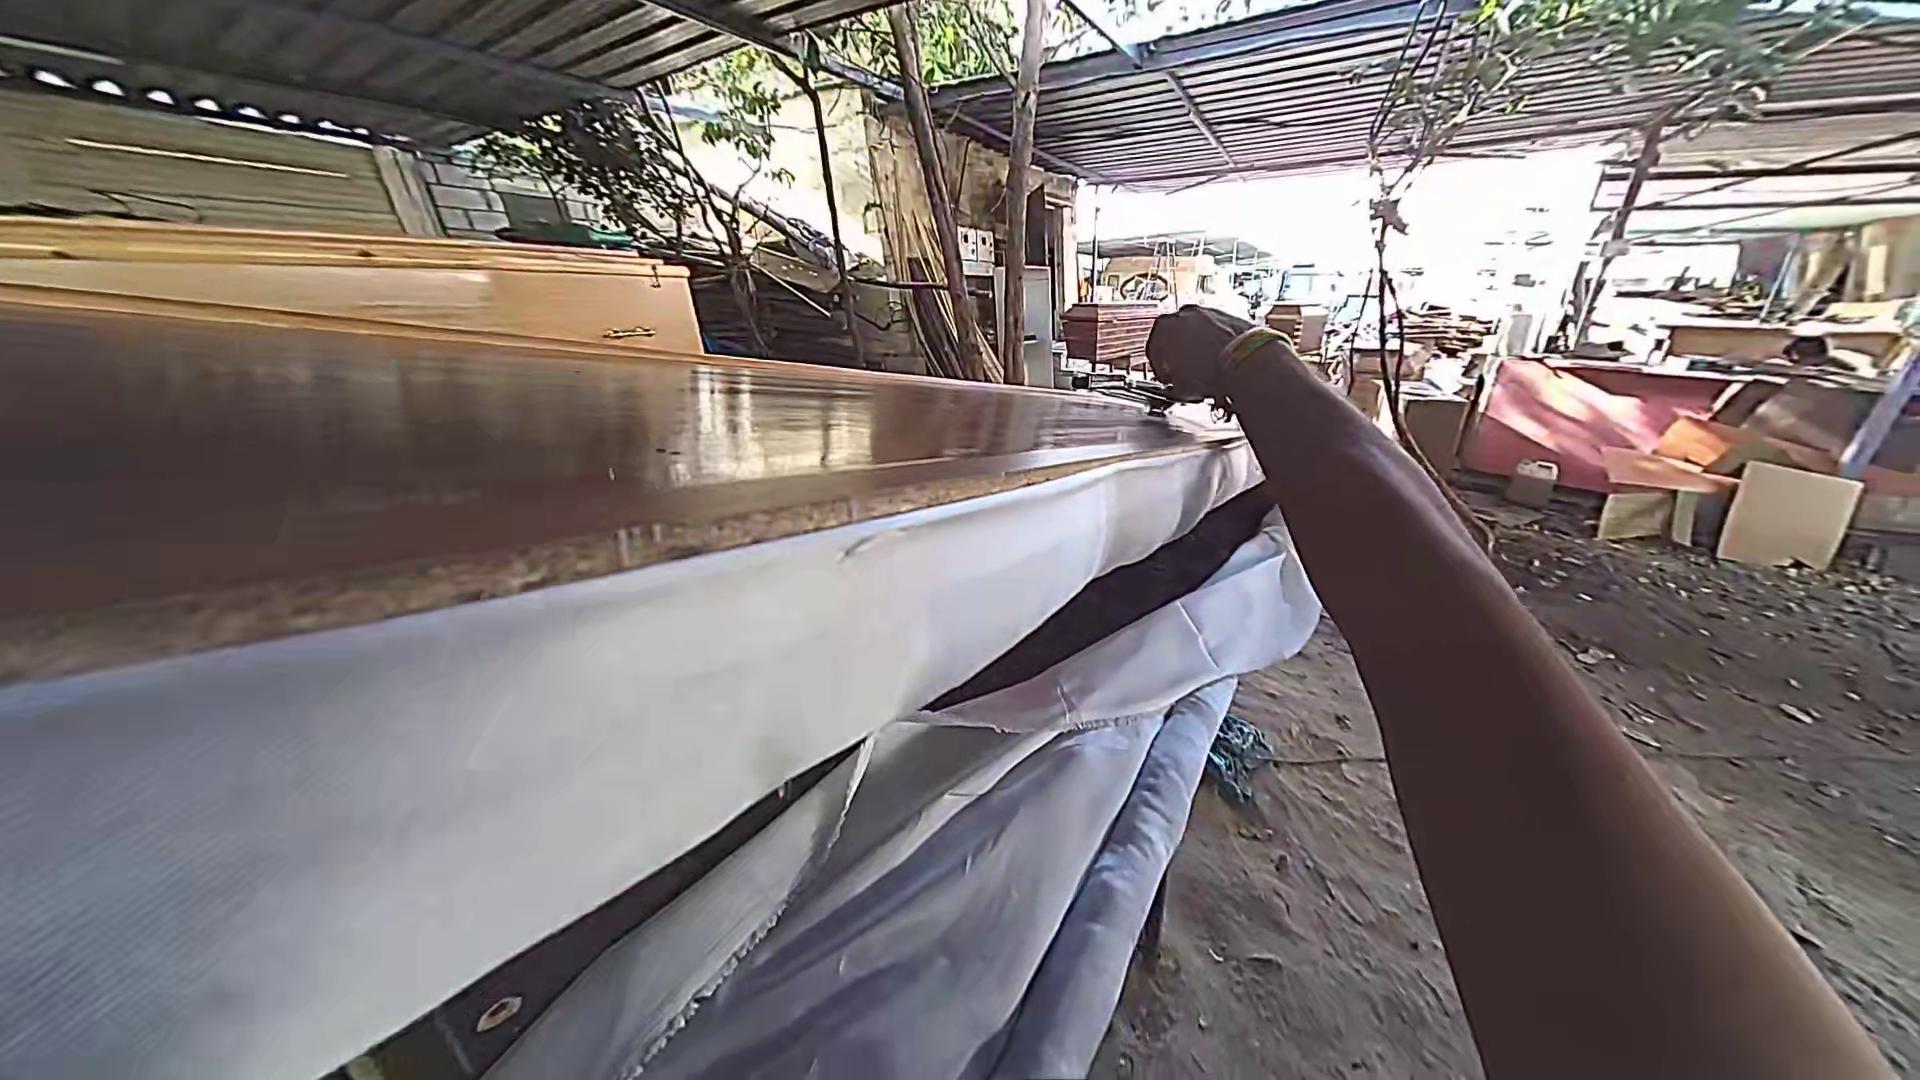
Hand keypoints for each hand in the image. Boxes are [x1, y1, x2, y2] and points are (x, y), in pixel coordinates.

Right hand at [1146, 305, 1251, 402]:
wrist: (1245, 362)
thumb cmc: (1210, 370)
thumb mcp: (1179, 387)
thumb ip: (1171, 383)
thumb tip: (1176, 387)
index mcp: (1163, 328)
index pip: (1154, 350)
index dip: (1159, 369)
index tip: (1165, 379)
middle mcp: (1184, 313)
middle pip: (1175, 336)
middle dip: (1178, 354)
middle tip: (1183, 373)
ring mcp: (1208, 312)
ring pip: (1196, 332)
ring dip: (1197, 348)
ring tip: (1204, 369)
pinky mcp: (1230, 315)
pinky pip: (1216, 331)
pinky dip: (1215, 343)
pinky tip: (1219, 361)